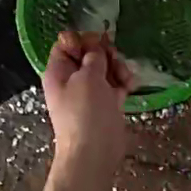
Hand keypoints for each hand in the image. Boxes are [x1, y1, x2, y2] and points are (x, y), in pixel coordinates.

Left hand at [43, 28, 129, 178]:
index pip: (67, 43)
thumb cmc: (85, 112)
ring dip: (119, 67)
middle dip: (106, 53)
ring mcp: (90, 91)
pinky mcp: (107, 103)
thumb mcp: (87, 77)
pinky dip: (124, 82)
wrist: (94, 151)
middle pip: (90, 54)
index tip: (99, 41)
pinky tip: (131, 86)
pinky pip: (116, 83)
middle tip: (114, 59)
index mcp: (58, 70)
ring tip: (126, 78)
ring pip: (106, 67)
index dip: (83, 39)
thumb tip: (96, 48)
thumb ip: (93, 57)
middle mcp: (72, 79)